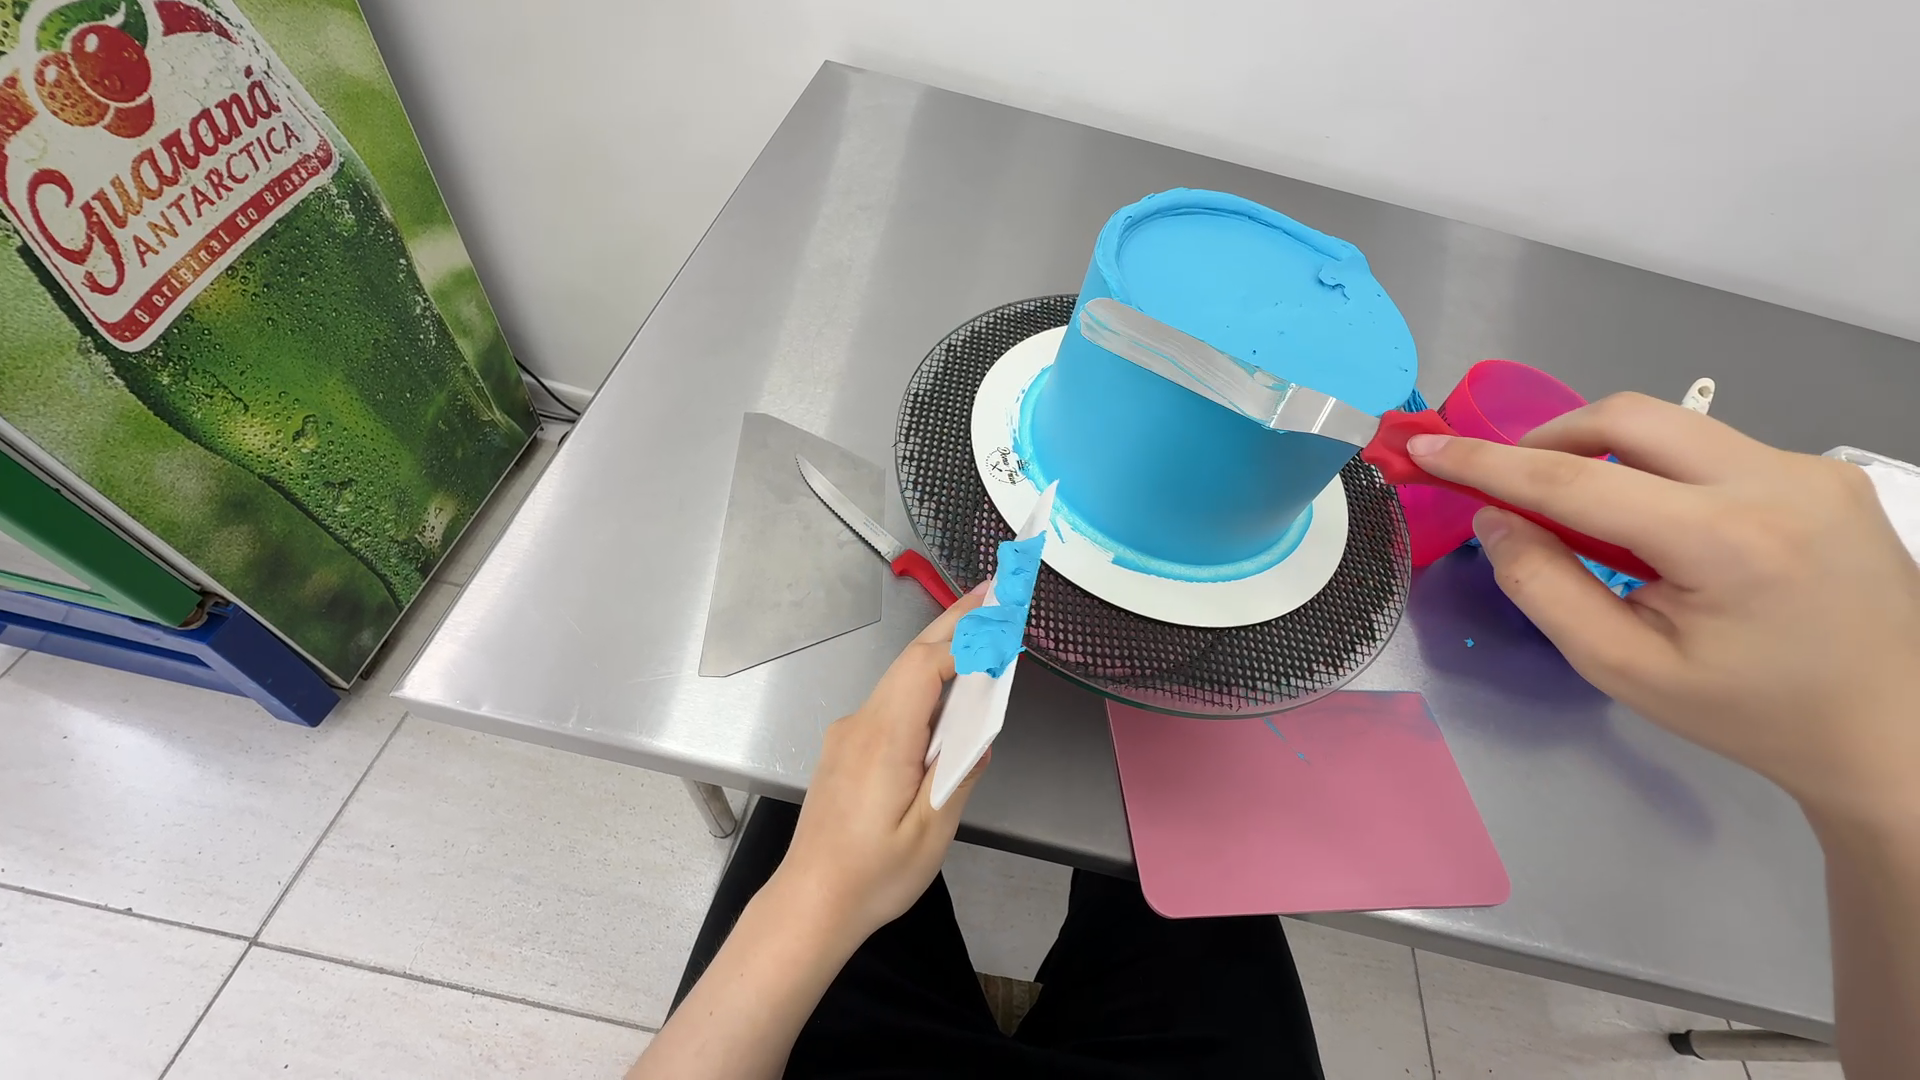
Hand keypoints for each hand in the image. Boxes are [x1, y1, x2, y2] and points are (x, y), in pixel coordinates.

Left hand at [769, 587, 990, 944]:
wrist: (808, 904)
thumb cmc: (871, 876)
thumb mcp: (930, 834)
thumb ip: (959, 775)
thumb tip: (981, 735)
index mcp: (885, 738)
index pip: (927, 666)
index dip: (965, 638)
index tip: (1000, 615)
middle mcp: (862, 722)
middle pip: (911, 658)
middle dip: (953, 621)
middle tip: (991, 590)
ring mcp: (850, 732)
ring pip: (900, 677)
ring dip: (939, 649)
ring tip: (978, 628)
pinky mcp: (847, 746)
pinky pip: (891, 700)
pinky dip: (923, 681)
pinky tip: (945, 690)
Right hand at [1408, 393, 1919, 826]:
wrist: (1897, 730)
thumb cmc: (1749, 712)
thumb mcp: (1619, 666)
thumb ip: (1543, 586)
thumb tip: (1494, 520)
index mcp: (1727, 542)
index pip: (1574, 480)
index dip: (1484, 462)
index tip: (1426, 449)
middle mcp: (1779, 483)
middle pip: (1628, 417)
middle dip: (1544, 439)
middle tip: (1505, 483)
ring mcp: (1809, 471)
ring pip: (1668, 424)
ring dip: (1597, 451)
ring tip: (1576, 511)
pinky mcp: (1820, 475)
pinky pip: (1704, 446)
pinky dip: (1647, 467)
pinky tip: (1647, 522)